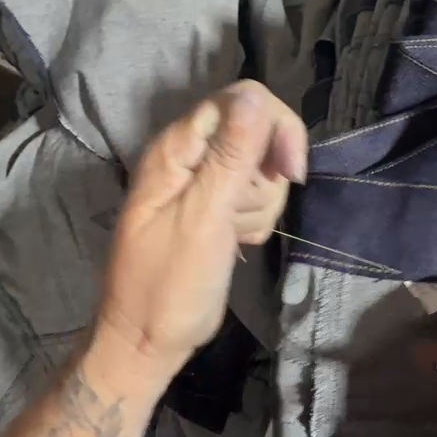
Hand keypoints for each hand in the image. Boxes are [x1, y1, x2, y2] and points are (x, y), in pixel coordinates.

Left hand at [92, 81, 306, 386]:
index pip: (241, 99)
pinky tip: (238, 242)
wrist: (147, 342)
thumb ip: (231, 154)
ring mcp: (203, 179)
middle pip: (257, 129)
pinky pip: (255, 193)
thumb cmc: (168, 286)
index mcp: (176, 147)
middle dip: (266, 174)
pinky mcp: (216, 204)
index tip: (290, 172)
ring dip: (259, 202)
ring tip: (233, 235)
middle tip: (244, 214)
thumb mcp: (204, 218)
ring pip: (261, 165)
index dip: (274, 126)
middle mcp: (189, 153)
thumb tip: (253, 93)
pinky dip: (255, 217)